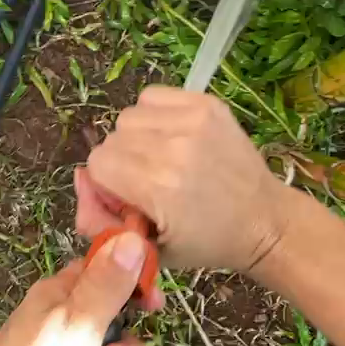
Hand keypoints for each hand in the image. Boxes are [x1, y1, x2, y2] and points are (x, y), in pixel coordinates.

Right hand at [77, 87, 291, 277]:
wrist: (265, 220)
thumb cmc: (206, 242)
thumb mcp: (148, 249)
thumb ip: (100, 221)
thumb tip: (79, 179)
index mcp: (159, 187)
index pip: (97, 163)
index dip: (108, 182)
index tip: (130, 197)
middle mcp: (174, 148)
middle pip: (111, 138)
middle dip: (122, 160)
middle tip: (148, 180)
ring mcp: (193, 121)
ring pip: (129, 116)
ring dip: (137, 137)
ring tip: (161, 157)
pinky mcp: (206, 103)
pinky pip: (152, 96)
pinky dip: (154, 115)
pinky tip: (172, 137)